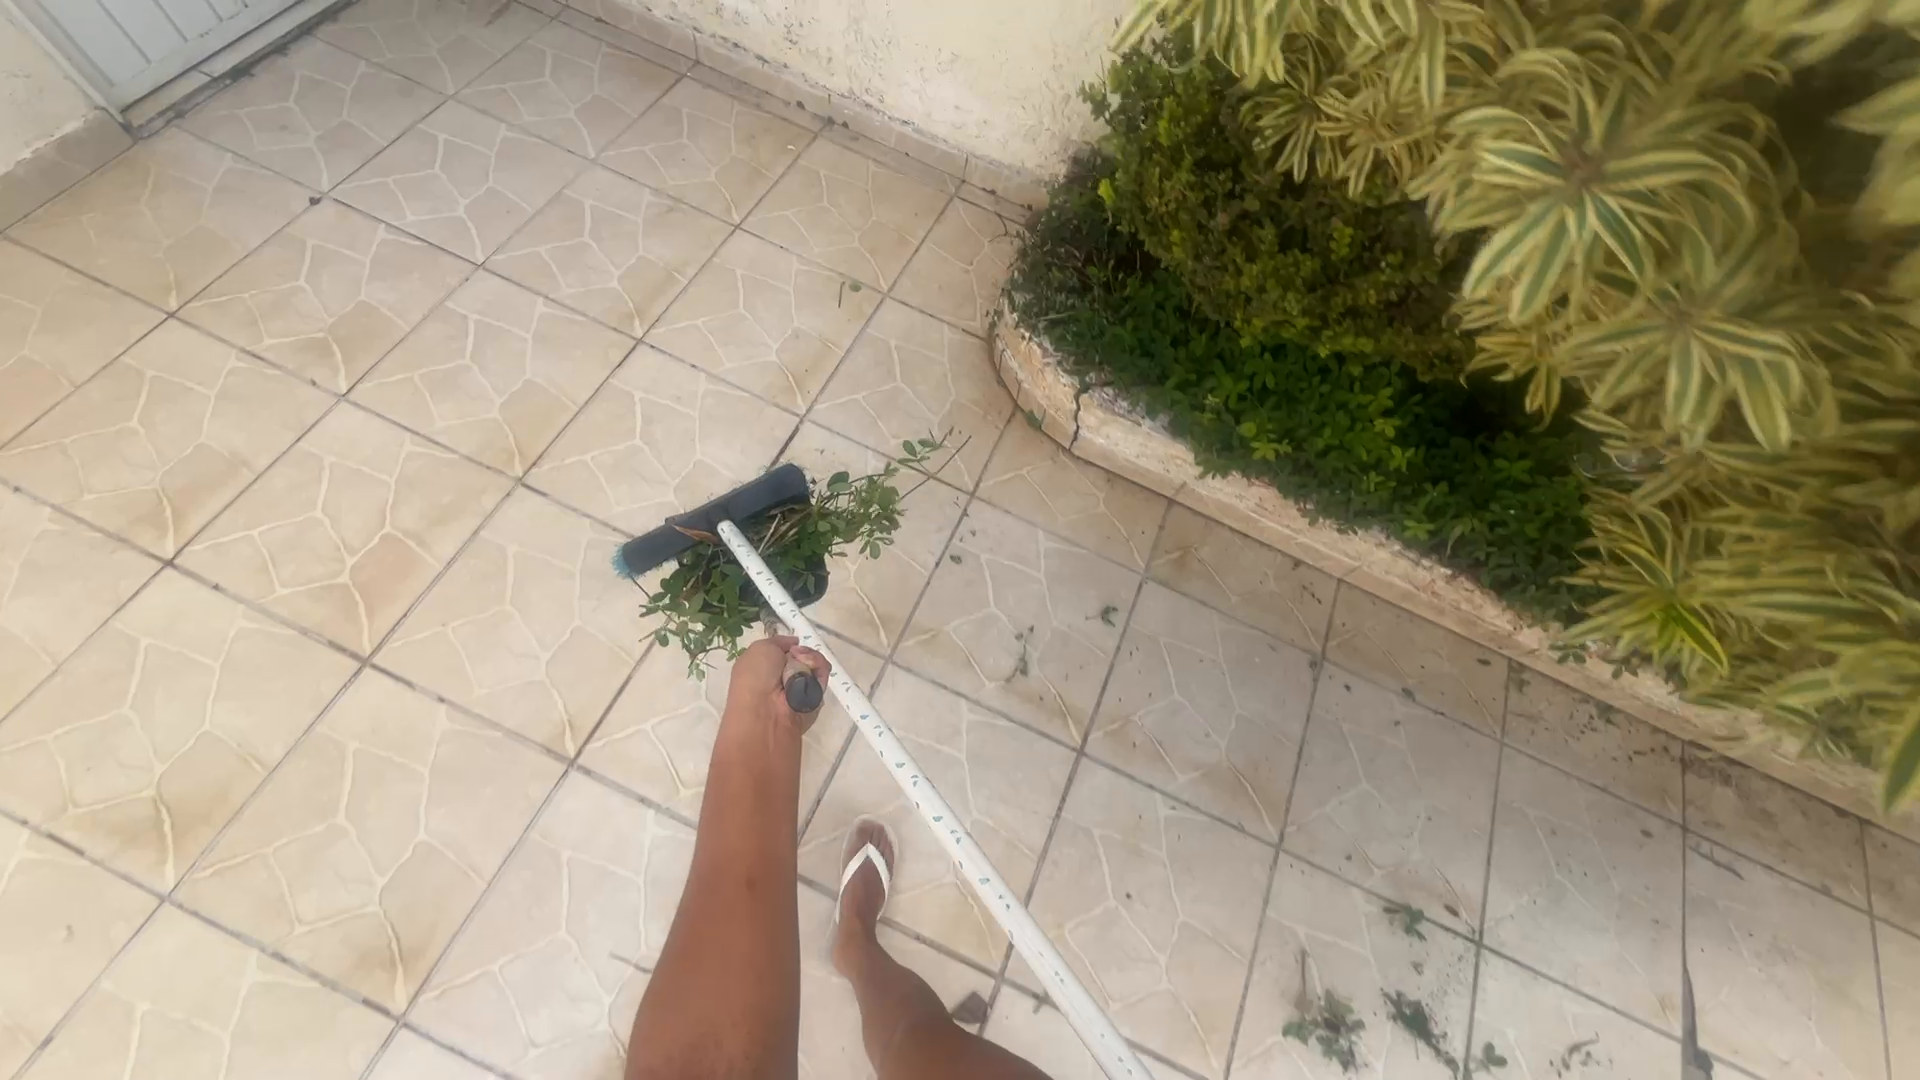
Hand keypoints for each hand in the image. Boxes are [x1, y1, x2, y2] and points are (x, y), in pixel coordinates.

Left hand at [725, 634, 830, 734]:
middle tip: (798, 655)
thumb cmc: (756, 677)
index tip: (792, 645)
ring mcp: (799, 688)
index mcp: (766, 668)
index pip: (787, 651)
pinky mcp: (814, 697)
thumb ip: (779, 642)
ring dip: (813, 660)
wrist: (766, 710)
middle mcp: (783, 678)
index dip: (792, 646)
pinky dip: (819, 672)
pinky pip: (823, 676)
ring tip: (804, 667)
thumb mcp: (760, 648)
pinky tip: (811, 676)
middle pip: (805, 655)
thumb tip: (795, 644)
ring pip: (816, 664)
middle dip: (805, 652)